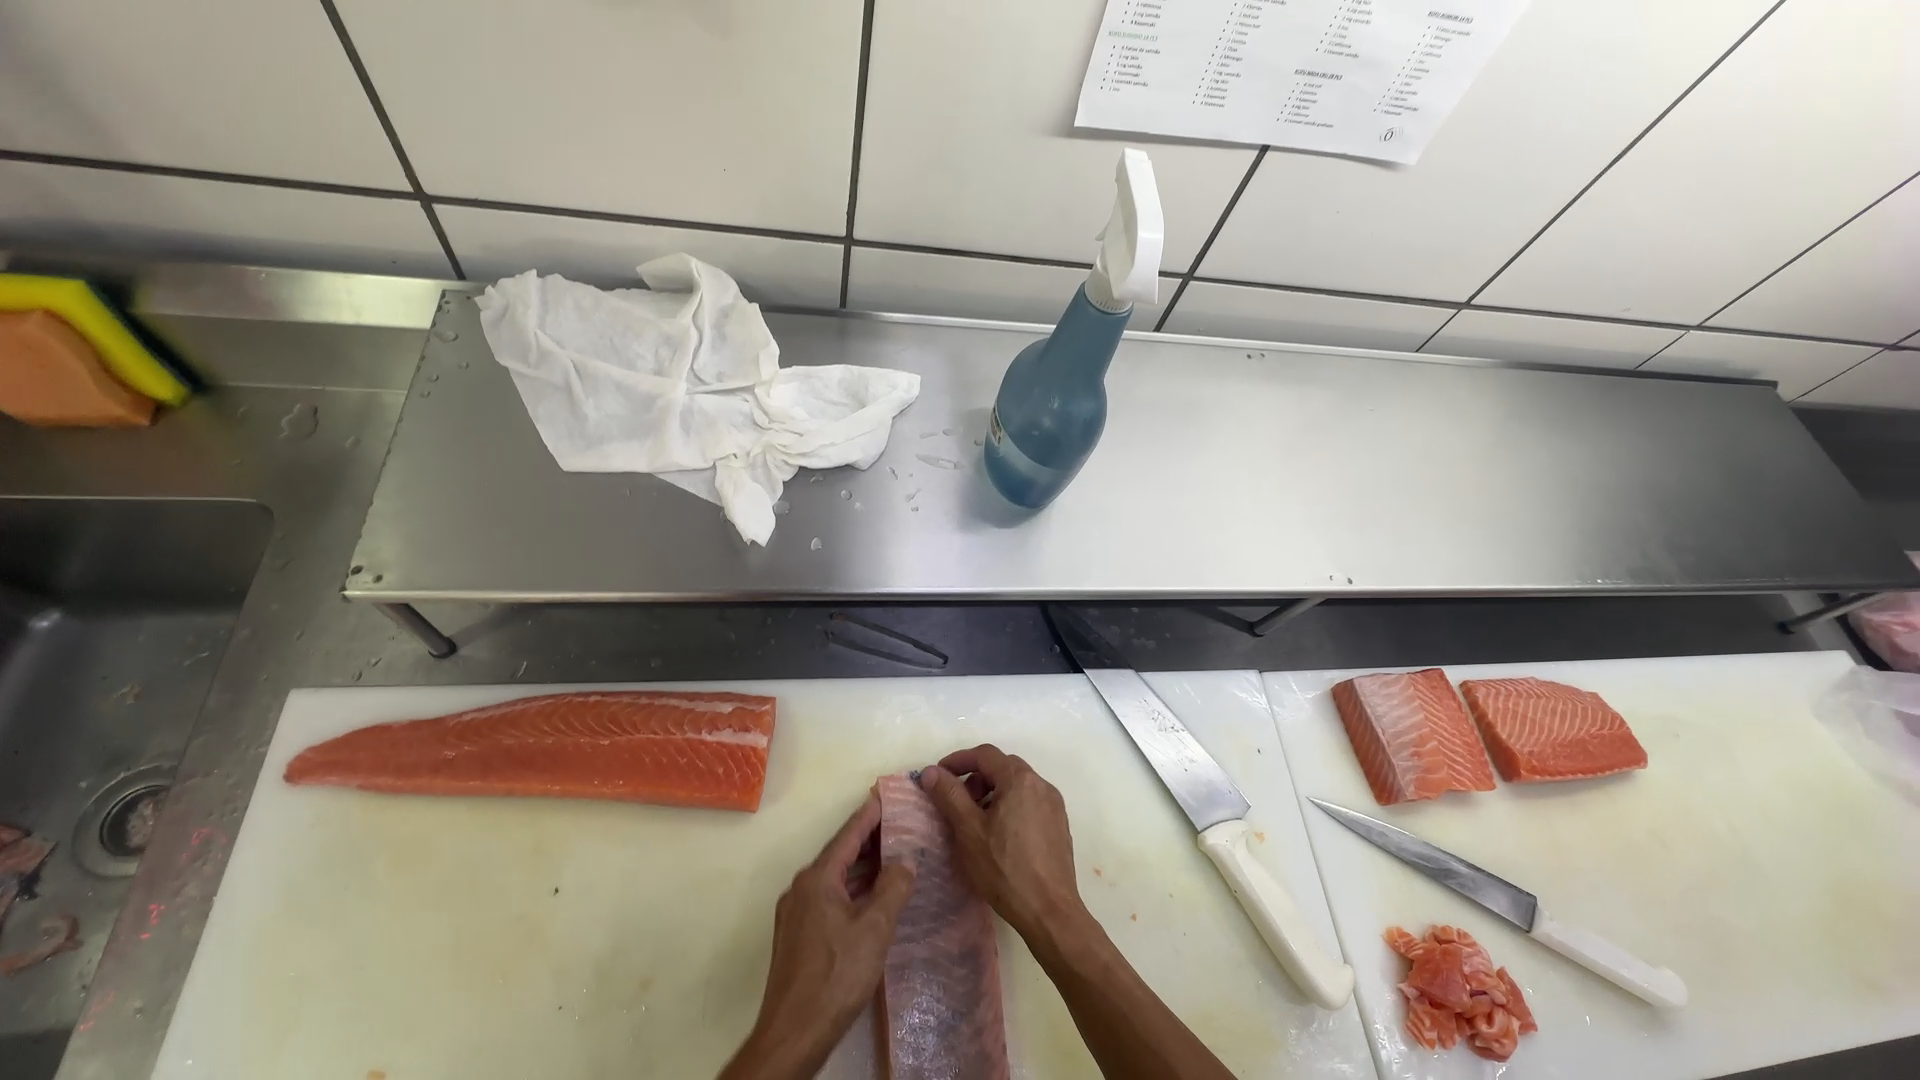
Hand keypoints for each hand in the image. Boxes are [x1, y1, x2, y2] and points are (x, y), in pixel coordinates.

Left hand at [720, 796, 914, 1079]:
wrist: (795, 1030)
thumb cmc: (837, 974)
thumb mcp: (875, 928)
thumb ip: (893, 887)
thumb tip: (906, 859)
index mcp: (817, 879)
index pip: (848, 835)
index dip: (870, 814)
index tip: (888, 794)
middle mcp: (802, 888)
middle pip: (840, 854)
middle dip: (870, 839)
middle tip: (900, 823)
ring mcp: (796, 912)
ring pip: (835, 877)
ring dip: (862, 867)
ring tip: (894, 855)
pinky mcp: (798, 935)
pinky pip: (829, 896)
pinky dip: (853, 888)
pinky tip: (872, 897)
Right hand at [919, 744, 1088, 942]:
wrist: (1049, 911)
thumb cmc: (1004, 869)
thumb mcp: (969, 830)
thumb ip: (949, 795)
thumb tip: (930, 771)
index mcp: (1020, 780)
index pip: (985, 754)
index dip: (958, 761)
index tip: (938, 777)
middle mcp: (1041, 785)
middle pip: (1003, 767)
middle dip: (975, 777)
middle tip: (957, 801)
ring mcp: (1054, 806)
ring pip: (1017, 785)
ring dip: (992, 792)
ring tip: (975, 820)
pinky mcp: (1059, 825)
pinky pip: (1029, 802)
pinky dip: (1009, 806)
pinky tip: (998, 835)